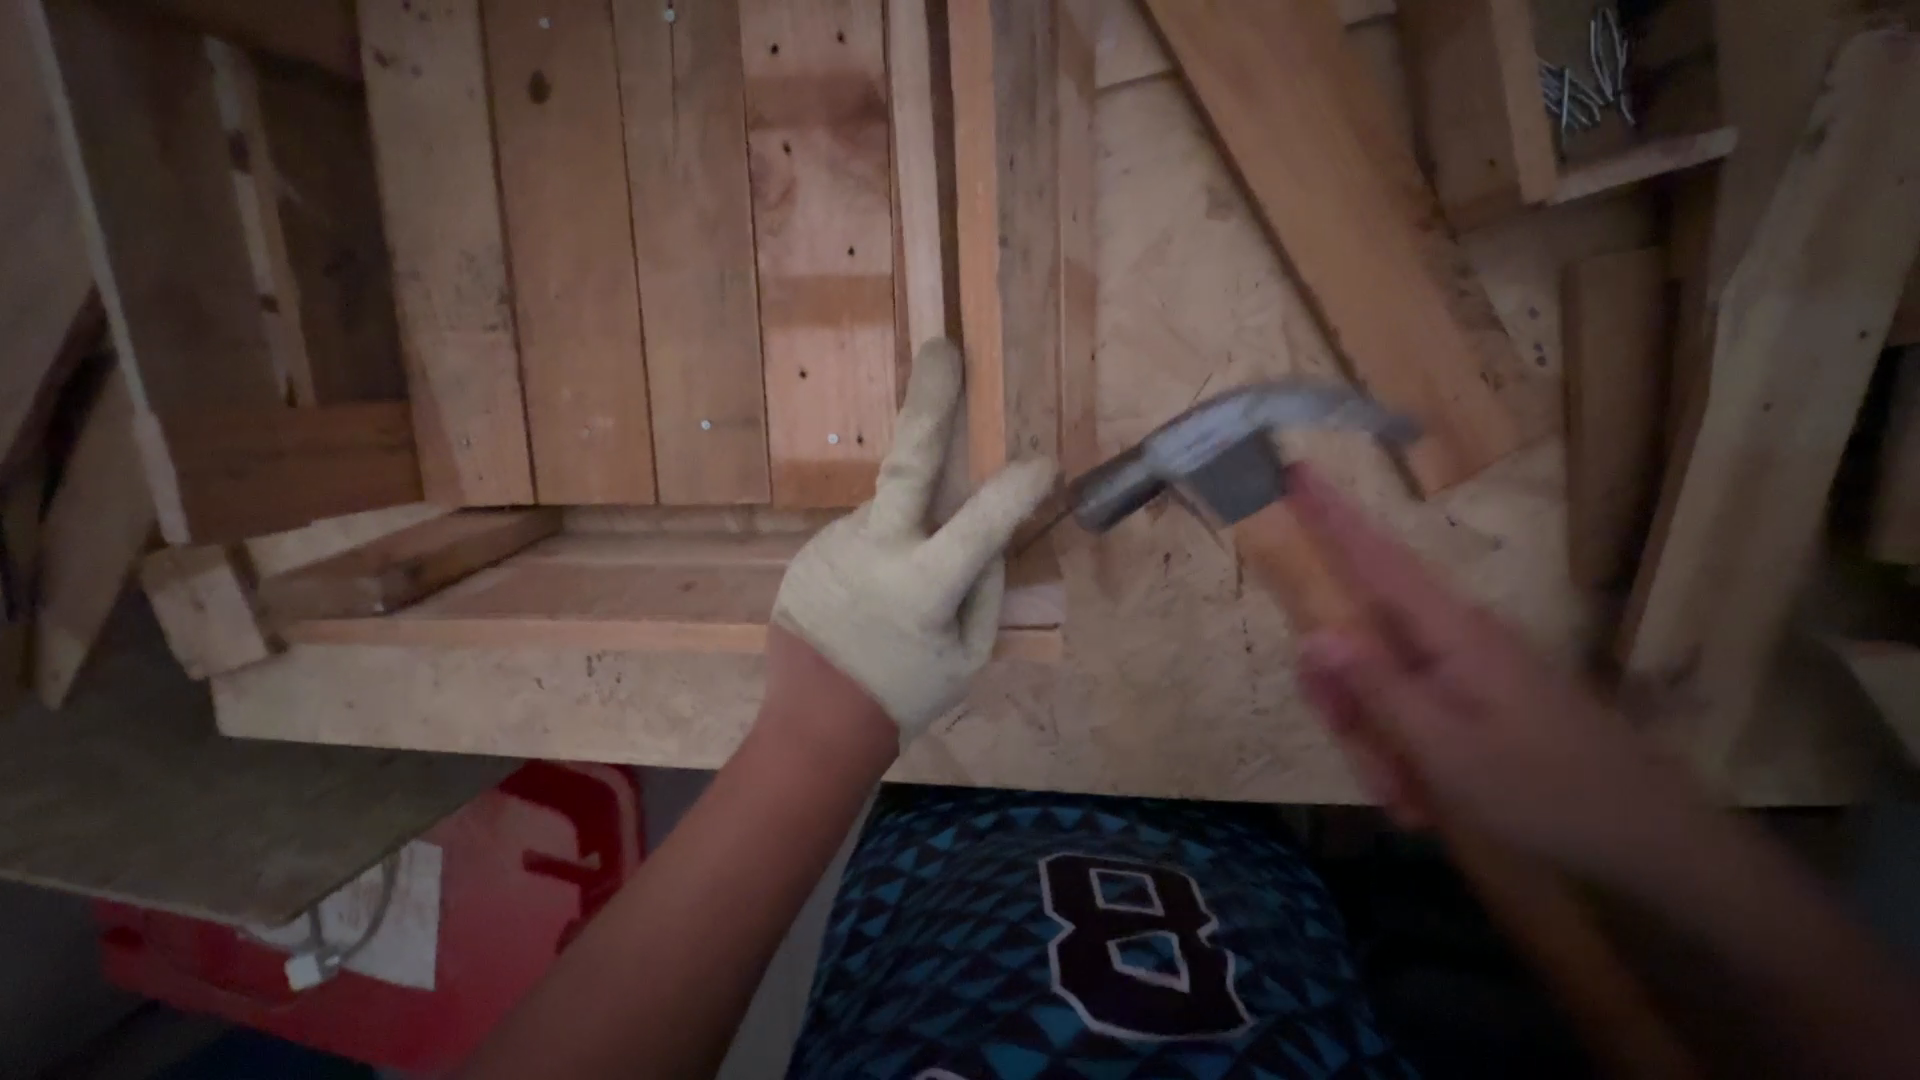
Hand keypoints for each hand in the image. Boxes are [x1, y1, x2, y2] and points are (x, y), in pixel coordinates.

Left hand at [771, 340, 1056, 746]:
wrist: (813, 721)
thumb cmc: (904, 694)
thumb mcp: (968, 655)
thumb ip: (986, 589)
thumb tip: (992, 536)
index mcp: (924, 586)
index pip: (984, 522)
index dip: (1018, 487)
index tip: (1042, 463)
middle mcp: (875, 551)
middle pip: (908, 463)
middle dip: (931, 402)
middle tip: (943, 351)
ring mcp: (834, 545)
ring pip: (889, 511)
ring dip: (906, 526)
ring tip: (894, 588)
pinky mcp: (809, 549)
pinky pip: (862, 534)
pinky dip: (877, 550)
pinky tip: (868, 594)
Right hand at [1286, 467, 1711, 883]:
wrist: (1653, 841)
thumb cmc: (1544, 790)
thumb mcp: (1439, 747)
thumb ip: (1372, 687)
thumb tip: (1314, 633)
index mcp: (1446, 631)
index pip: (1373, 557)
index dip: (1330, 516)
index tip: (1296, 470)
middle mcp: (1452, 638)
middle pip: (1360, 638)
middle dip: (1344, 700)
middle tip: (1363, 756)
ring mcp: (1466, 670)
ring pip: (1380, 684)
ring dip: (1376, 742)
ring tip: (1406, 796)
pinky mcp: (1478, 699)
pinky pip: (1410, 710)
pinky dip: (1403, 754)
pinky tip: (1422, 799)